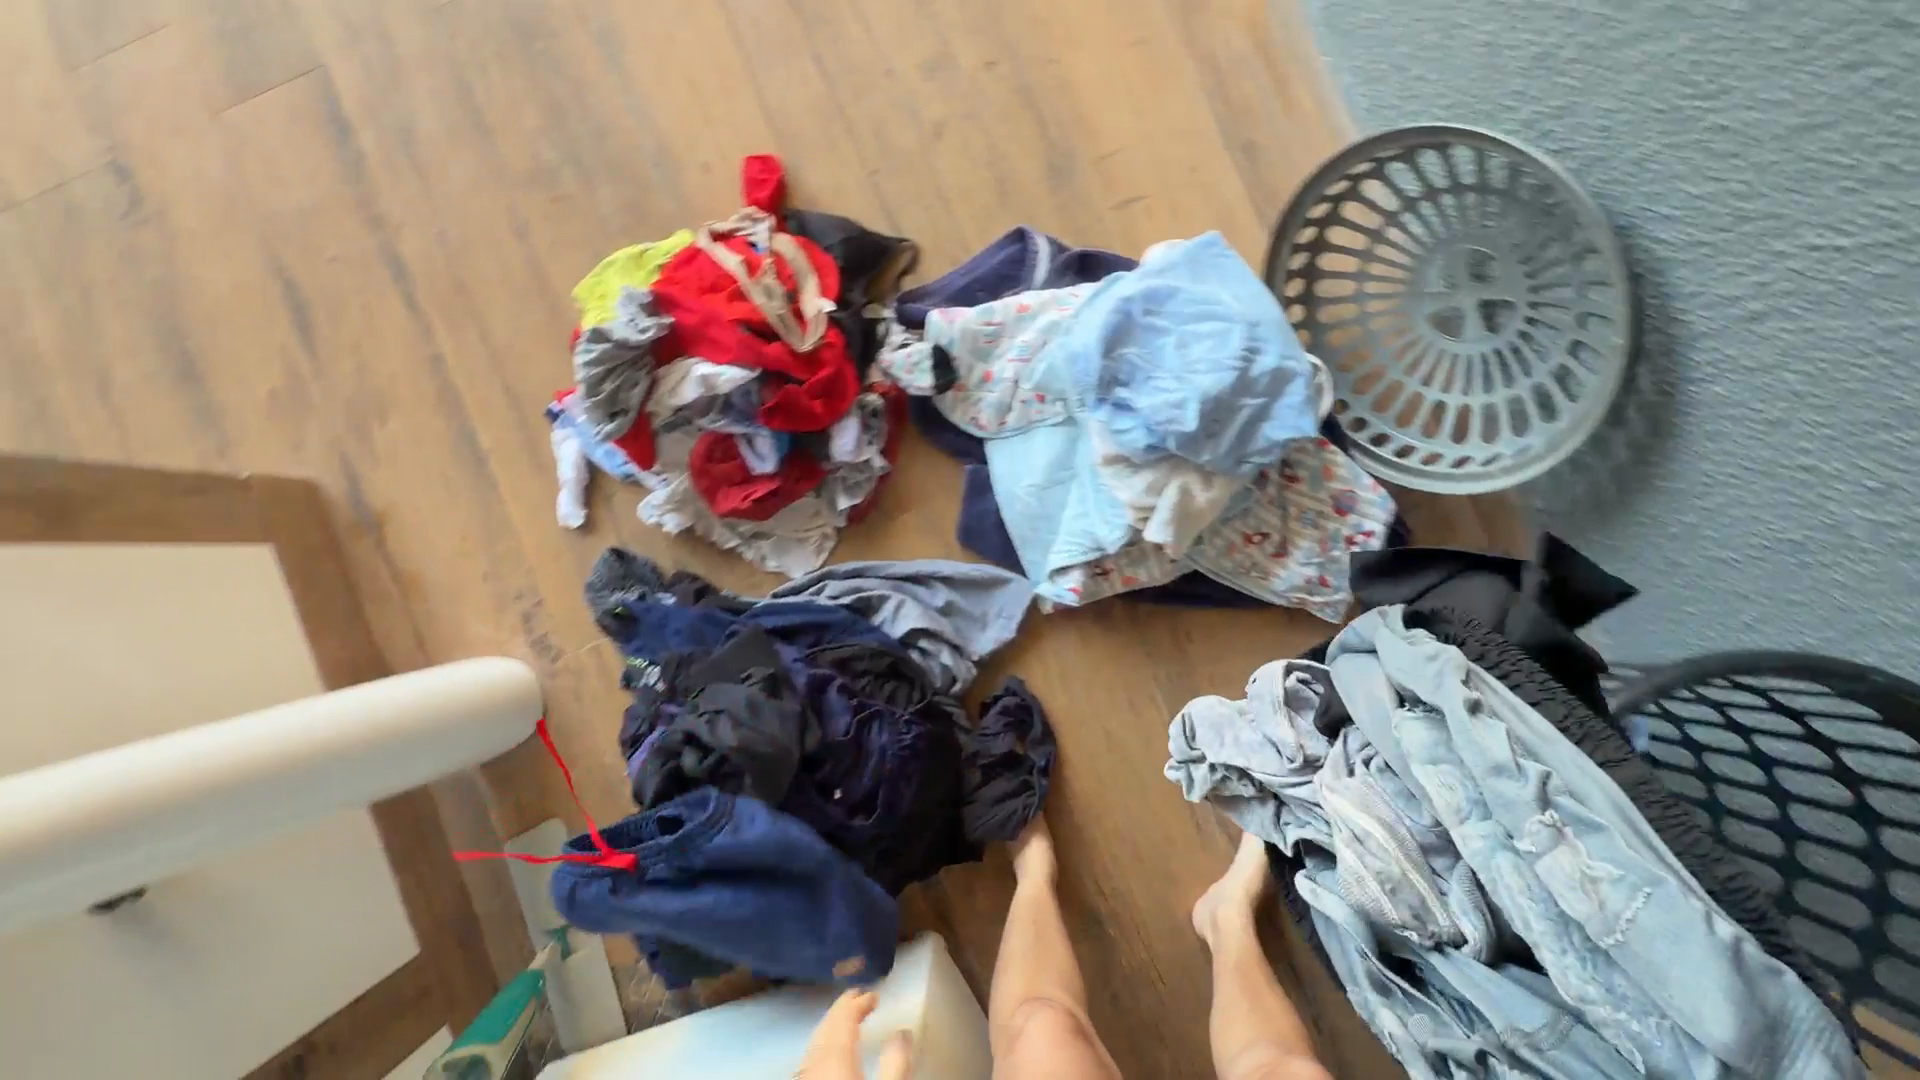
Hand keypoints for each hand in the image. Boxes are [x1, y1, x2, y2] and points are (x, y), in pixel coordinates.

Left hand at [797, 989, 912, 1078]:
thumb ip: (896, 1061)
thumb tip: (904, 1031)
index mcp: (836, 1054)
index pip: (845, 1017)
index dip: (859, 1002)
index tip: (874, 994)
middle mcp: (815, 1059)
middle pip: (827, 1025)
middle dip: (842, 1008)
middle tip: (858, 996)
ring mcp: (804, 1074)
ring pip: (815, 1040)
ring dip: (831, 1025)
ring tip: (844, 1020)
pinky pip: (810, 1056)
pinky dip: (822, 1043)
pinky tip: (828, 1052)